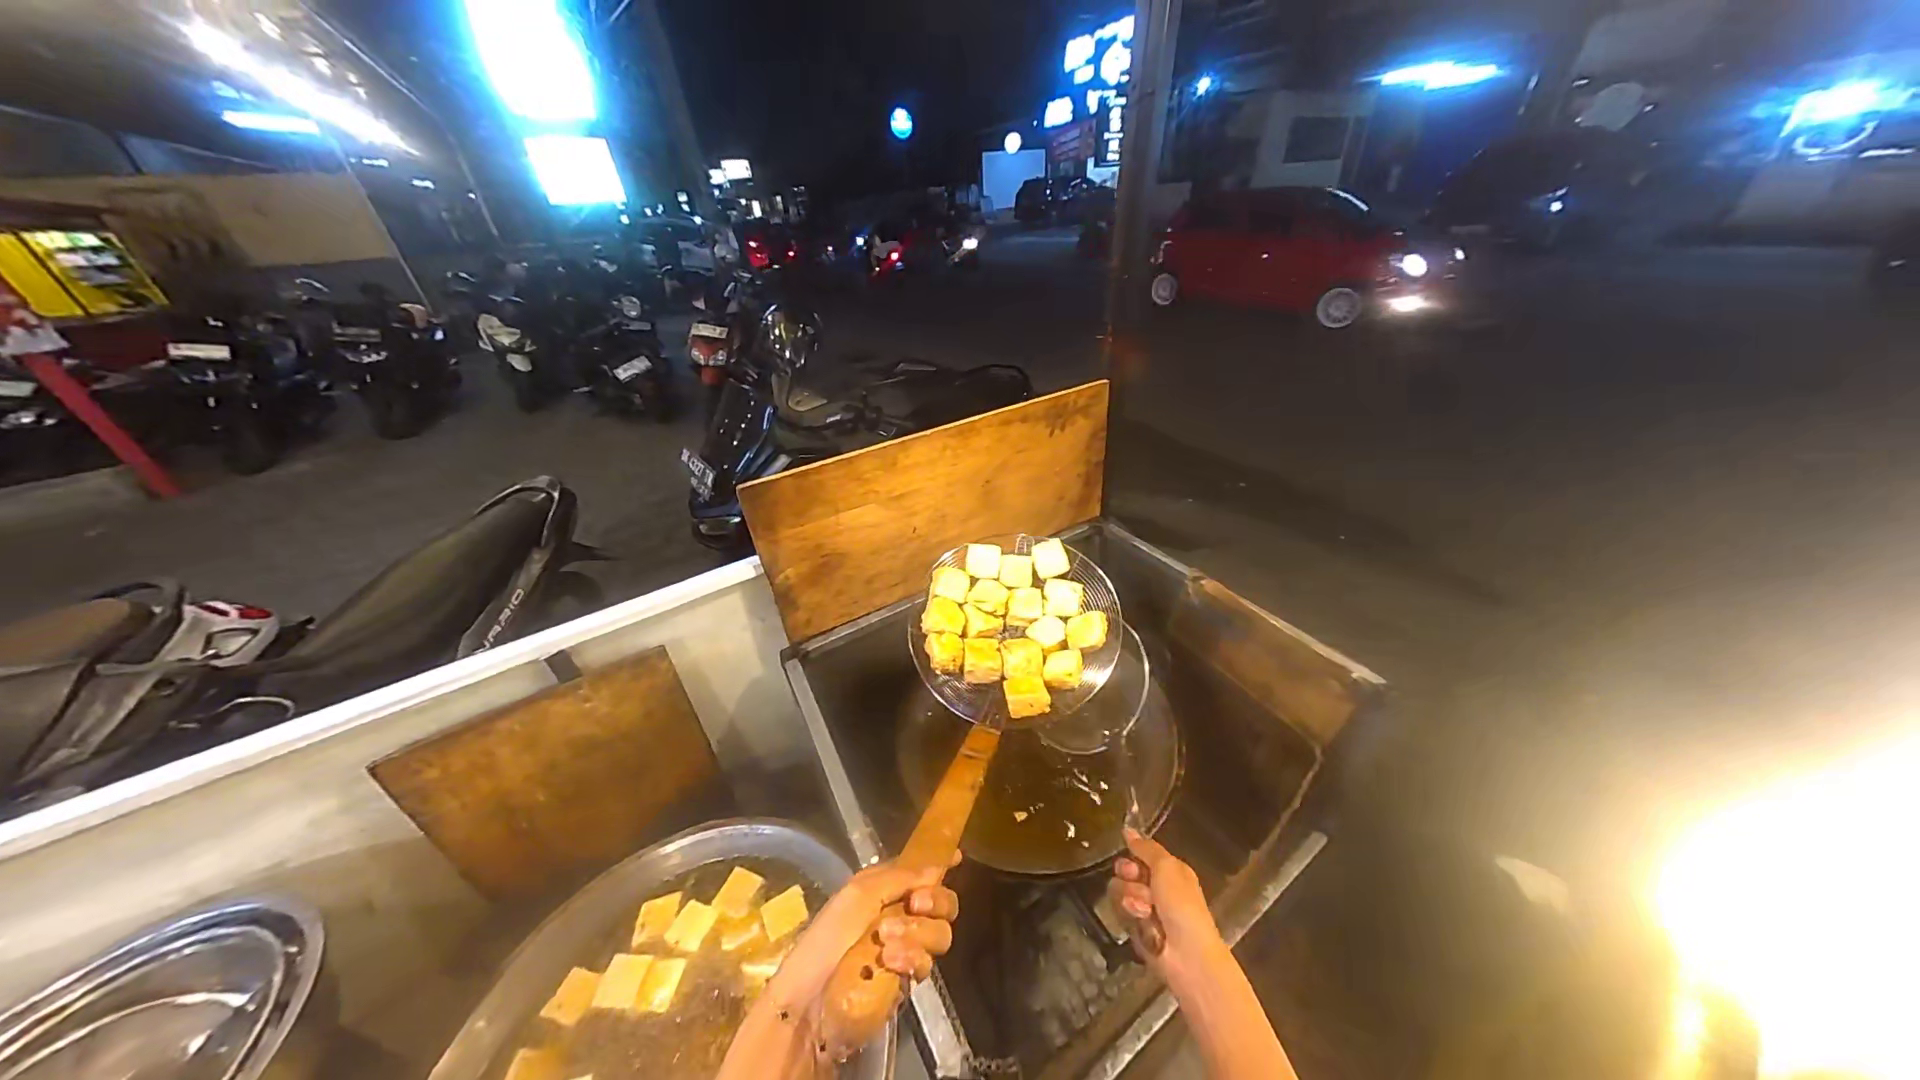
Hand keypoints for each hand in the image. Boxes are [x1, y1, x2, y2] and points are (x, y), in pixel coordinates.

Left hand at [768, 856, 959, 1008]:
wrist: (810, 1001)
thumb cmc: (829, 937)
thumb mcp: (859, 892)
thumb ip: (901, 876)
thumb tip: (936, 867)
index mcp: (885, 887)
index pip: (920, 870)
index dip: (939, 864)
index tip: (956, 858)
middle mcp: (899, 913)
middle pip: (942, 902)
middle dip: (935, 900)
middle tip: (917, 904)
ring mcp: (905, 947)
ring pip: (940, 933)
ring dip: (917, 932)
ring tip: (887, 942)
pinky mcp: (906, 980)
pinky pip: (926, 963)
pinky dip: (911, 959)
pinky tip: (891, 962)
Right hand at [1109, 828, 1220, 977]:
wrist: (1187, 953)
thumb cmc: (1182, 905)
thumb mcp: (1167, 867)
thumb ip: (1146, 847)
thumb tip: (1128, 829)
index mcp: (1169, 870)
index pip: (1138, 854)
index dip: (1133, 858)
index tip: (1134, 866)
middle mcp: (1156, 887)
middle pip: (1124, 871)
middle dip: (1129, 880)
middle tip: (1142, 891)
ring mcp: (1144, 908)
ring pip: (1119, 890)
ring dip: (1131, 900)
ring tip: (1146, 912)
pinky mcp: (1135, 927)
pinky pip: (1119, 911)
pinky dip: (1130, 916)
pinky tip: (1142, 923)